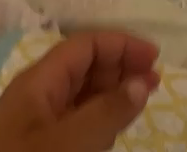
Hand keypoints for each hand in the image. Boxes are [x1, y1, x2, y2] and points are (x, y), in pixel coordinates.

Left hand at [0, 31, 157, 151]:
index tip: (155, 58)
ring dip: (110, 94)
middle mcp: (34, 96)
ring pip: (78, 96)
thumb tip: (142, 80)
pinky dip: (95, 120)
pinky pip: (70, 123)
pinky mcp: (33, 150)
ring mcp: (31, 126)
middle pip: (82, 67)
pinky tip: (110, 132)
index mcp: (39, 81)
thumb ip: (108, 112)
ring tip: (139, 102)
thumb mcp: (70, 144)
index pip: (85, 45)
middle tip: (155, 82)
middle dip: (119, 68)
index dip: (122, 45)